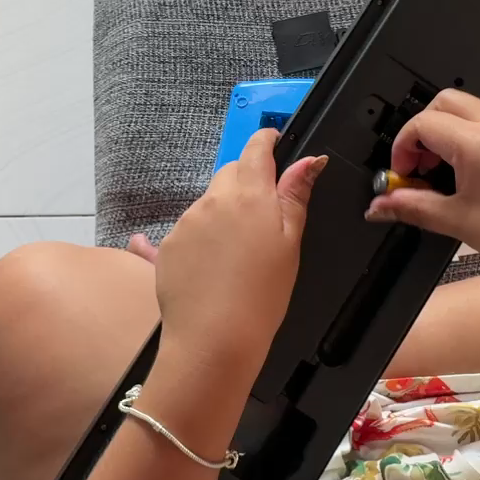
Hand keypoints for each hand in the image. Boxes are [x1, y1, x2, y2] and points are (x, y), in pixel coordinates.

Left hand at [153, 129, 327, 381]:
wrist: (214, 338)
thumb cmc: (263, 294)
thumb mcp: (291, 242)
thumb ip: (296, 194)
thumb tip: (311, 159)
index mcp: (249, 194)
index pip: (256, 148)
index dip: (266, 141)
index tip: (274, 144)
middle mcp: (213, 198)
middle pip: (231, 173)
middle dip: (247, 184)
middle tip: (263, 219)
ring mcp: (187, 220)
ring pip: (209, 201)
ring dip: (224, 213)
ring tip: (237, 253)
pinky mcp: (168, 243)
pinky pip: (189, 228)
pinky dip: (202, 237)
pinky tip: (213, 267)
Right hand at [364, 89, 479, 290]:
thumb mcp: (459, 223)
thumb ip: (412, 207)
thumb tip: (379, 205)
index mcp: (479, 143)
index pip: (423, 124)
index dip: (402, 147)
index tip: (403, 174)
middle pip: (448, 100)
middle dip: (426, 126)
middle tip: (423, 164)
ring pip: (479, 108)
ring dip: (456, 129)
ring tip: (454, 171)